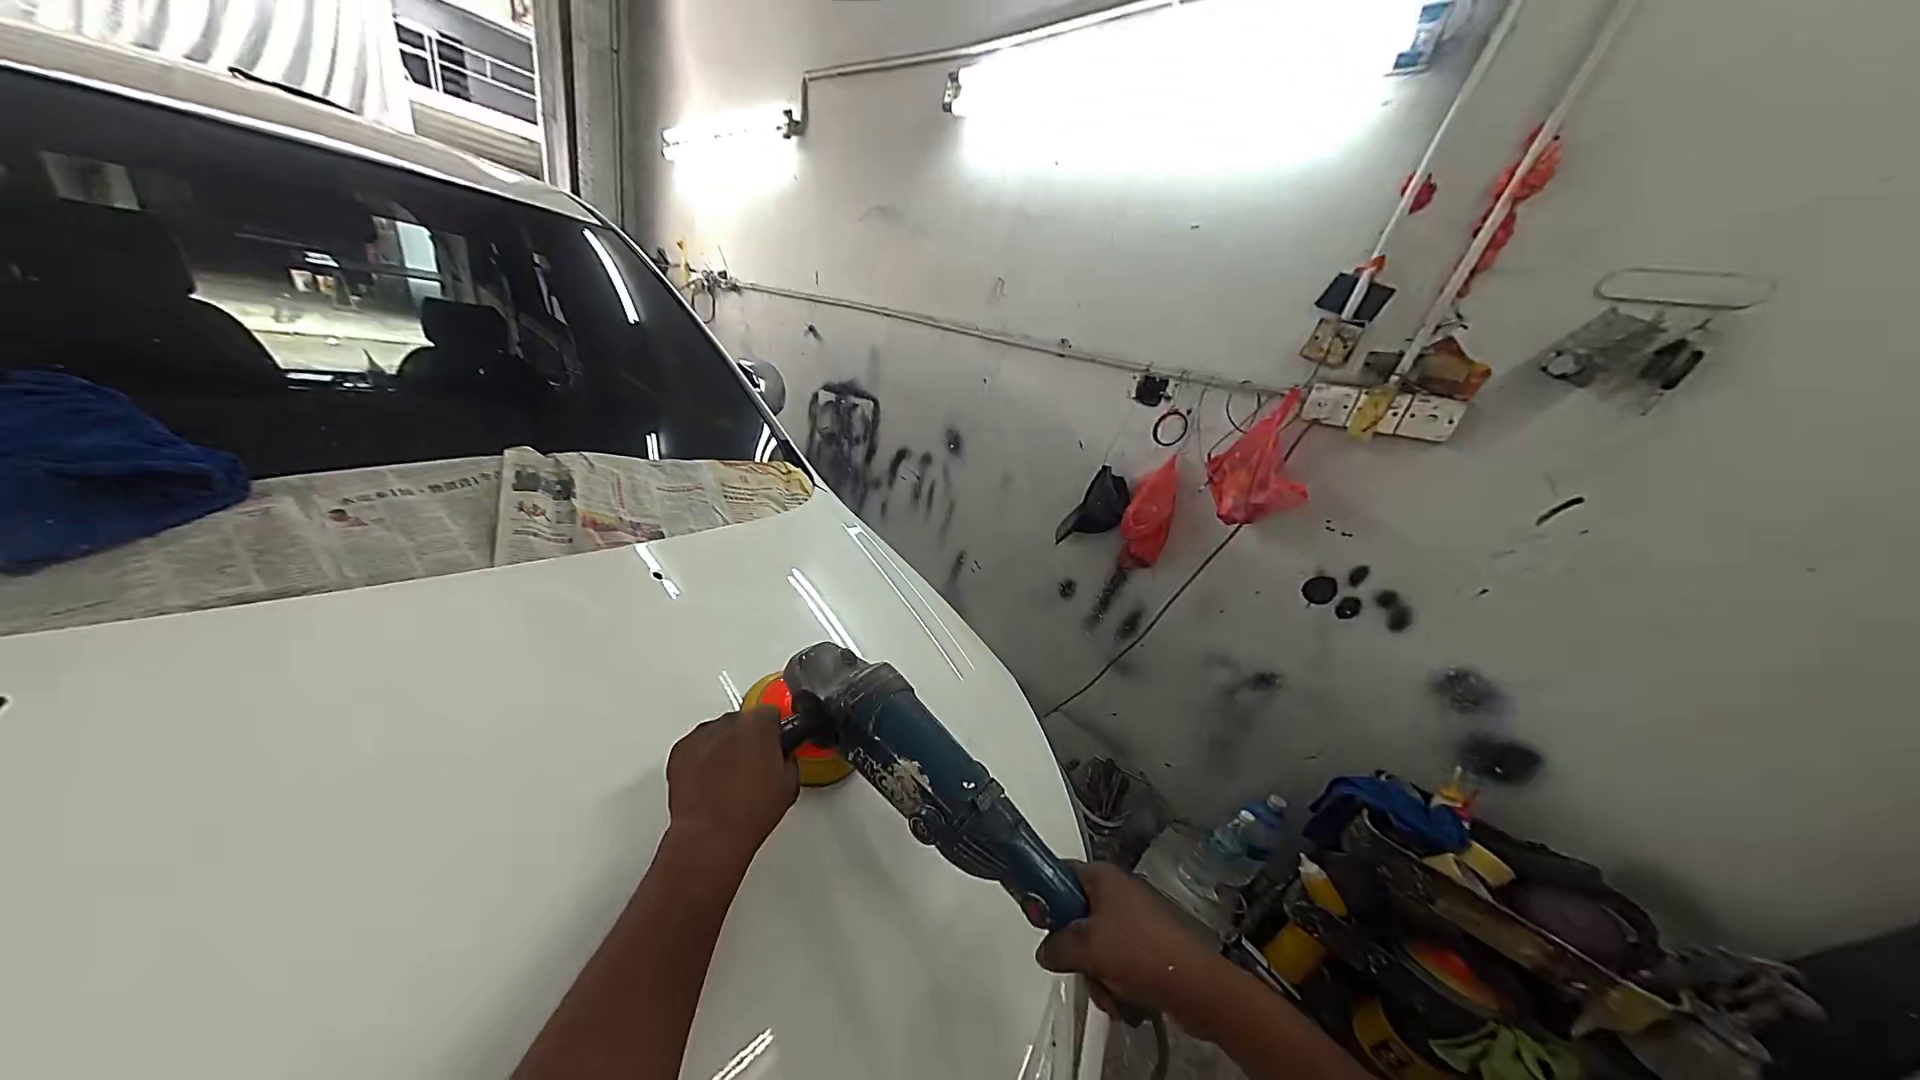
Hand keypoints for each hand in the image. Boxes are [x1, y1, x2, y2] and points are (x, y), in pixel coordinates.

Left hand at [665, 705, 799, 866]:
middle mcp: (728, 724)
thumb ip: (787, 758)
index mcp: (758, 725)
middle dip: (748, 738)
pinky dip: (703, 757)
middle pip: (743, 720)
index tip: (774, 743)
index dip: (774, 730)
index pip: (770, 712)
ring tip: (729, 776)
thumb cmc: (747, 813)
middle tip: (753, 764)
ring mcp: (701, 737)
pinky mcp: (680, 752)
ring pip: (719, 732)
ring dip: (725, 746)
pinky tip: (711, 780)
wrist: (711, 836)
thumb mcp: (789, 783)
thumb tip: (782, 758)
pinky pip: (697, 746)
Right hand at [1036, 862, 1237, 1031]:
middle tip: (1081, 964)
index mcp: (1103, 876)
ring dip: (1097, 973)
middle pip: (1077, 916)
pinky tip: (1124, 998)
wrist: (1195, 988)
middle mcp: (1118, 892)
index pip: (1061, 872)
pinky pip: (1117, 961)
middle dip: (1076, 950)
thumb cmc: (1140, 953)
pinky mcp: (1148, 946)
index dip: (1046, 895)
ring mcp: (1135, 919)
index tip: (1040, 921)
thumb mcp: (1086, 947)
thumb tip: (1046, 951)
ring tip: (1109, 990)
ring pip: (1096, 945)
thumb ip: (1056, 945)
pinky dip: (1116, 981)